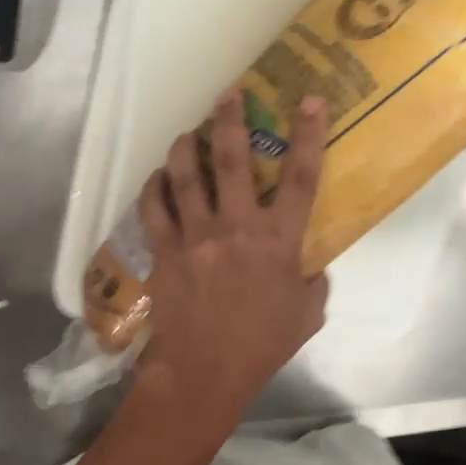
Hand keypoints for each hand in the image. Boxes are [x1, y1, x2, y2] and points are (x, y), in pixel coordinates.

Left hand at [136, 91, 329, 409]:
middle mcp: (236, 228)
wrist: (205, 371)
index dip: (309, 135)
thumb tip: (309, 264)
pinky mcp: (164, 251)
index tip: (310, 100)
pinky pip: (153, 208)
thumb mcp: (307, 314)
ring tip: (186, 132)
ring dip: (183, 147)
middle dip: (230, 120)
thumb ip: (312, 281)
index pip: (302, 178)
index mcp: (278, 241)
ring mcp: (195, 237)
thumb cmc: (262, 345)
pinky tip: (156, 178)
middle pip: (231, 160)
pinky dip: (153, 188)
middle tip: (228, 93)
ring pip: (183, 176)